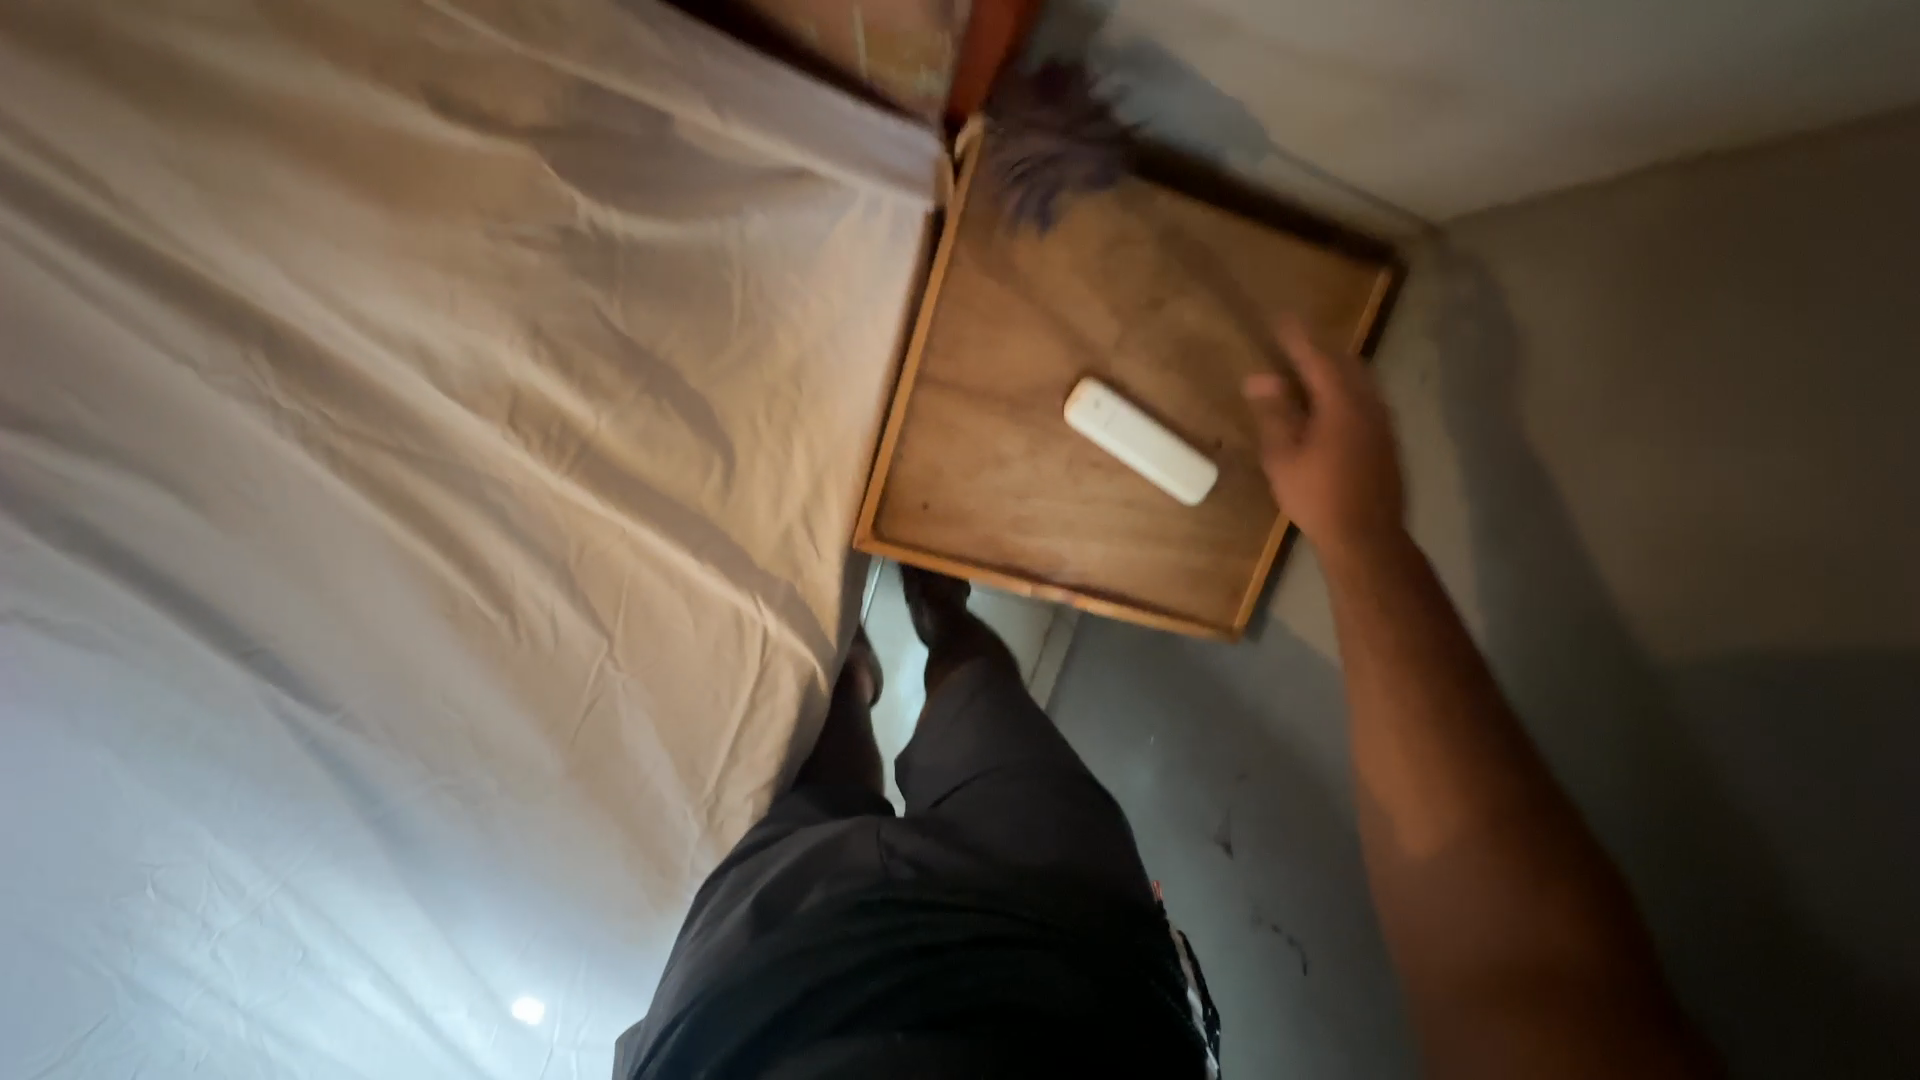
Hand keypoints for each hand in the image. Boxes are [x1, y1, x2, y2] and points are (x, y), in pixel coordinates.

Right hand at [1244, 316, 1404, 555]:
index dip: (1296, 337)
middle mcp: (1369, 404)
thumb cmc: (1317, 496)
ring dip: (1335, 372)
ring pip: (1360, 383)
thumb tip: (1260, 378)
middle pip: (1345, 364)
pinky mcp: (1388, 441)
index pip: (1316, 358)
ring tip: (1310, 376)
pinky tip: (1331, 410)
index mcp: (1341, 403)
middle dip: (1319, 351)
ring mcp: (1384, 422)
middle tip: (1294, 346)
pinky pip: (1366, 401)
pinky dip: (1346, 393)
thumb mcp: (1283, 456)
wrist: (1366, 535)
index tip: (1281, 317)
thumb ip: (1274, 413)